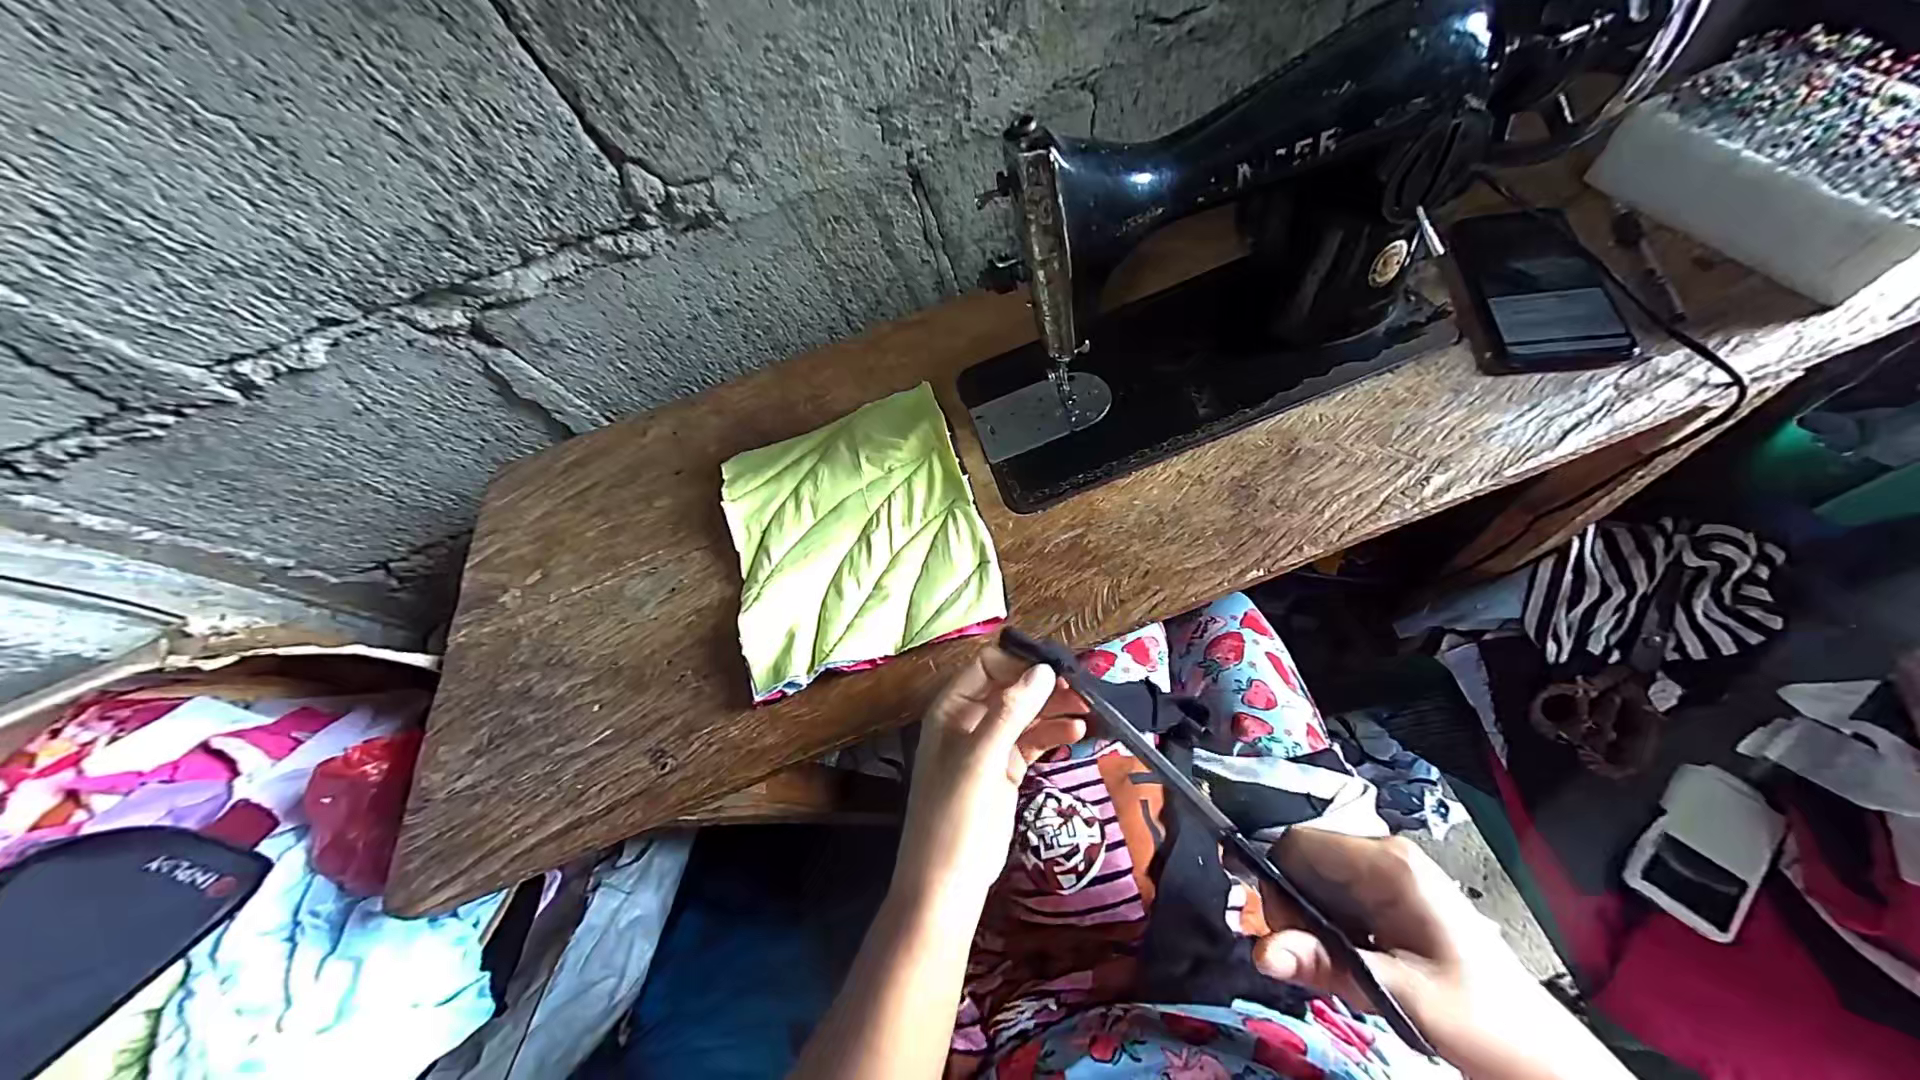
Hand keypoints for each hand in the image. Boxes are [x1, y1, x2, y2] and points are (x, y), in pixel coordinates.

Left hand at [891, 645, 1087, 916]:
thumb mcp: (982, 758)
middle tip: (1083, 687)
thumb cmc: (955, 814)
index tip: (1058, 663)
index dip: (1020, 661)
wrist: (947, 882)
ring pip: (1025, 714)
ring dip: (1055, 708)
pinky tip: (1076, 734)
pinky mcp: (1006, 769)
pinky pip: (1032, 741)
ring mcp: (989, 746)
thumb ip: (1011, 712)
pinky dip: (1053, 735)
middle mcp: (969, 721)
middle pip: (1010, 688)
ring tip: (1088, 708)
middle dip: (1044, 684)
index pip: (987, 666)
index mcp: (951, 709)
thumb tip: (1043, 671)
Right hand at [1251, 831, 1507, 1026]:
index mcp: (1388, 863)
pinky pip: (1334, 898)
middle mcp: (1384, 856)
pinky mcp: (1389, 897)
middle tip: (1312, 959)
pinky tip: (1352, 960)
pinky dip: (1327, 929)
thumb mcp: (1398, 996)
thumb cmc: (1484, 1022)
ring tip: (1338, 966)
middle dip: (1293, 909)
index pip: (1297, 844)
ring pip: (1314, 882)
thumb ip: (1326, 966)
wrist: (1542, 1058)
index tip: (1286, 935)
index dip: (1277, 885)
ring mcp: (1387, 876)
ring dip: (1310, 923)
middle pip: (1302, 862)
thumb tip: (1261, 950)